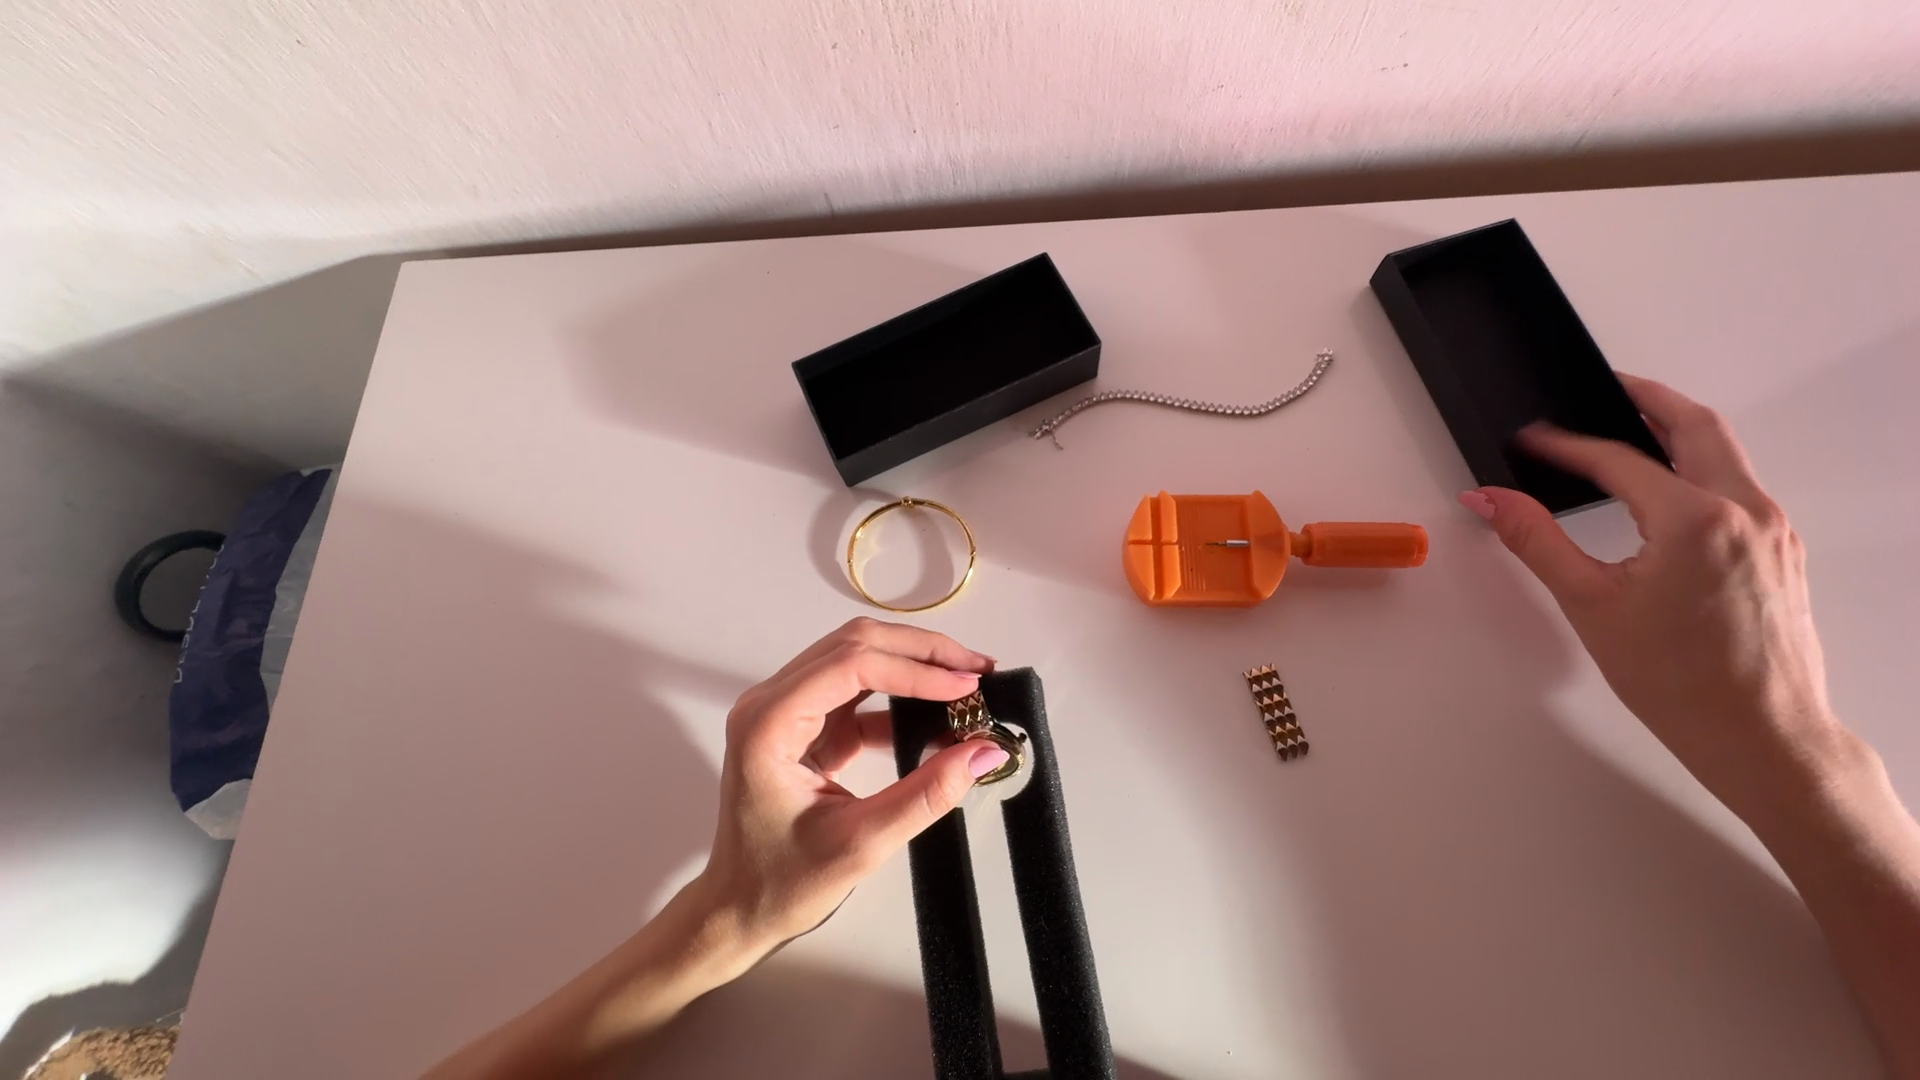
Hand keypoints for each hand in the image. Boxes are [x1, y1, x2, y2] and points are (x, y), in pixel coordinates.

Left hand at [696, 617, 1007, 956]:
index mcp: (769, 723)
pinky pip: (860, 691)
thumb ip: (927, 793)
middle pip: (854, 644)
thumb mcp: (862, 843)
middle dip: (921, 651)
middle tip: (976, 669)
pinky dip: (903, 694)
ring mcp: (790, 708)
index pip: (851, 666)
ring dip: (914, 663)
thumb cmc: (782, 882)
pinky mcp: (809, 723)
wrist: (739, 908)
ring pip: (859, 657)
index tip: (967, 686)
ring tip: (965, 678)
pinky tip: (939, 712)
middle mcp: (773, 702)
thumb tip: (984, 751)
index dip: (915, 670)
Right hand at [1457, 375, 1842, 819]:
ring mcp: (1774, 530)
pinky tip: (1667, 481)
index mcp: (1697, 519)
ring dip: (1678, 429)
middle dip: (1647, 399)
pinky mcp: (1781, 551)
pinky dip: (1700, 463)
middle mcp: (1747, 512)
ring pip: (1726, 452)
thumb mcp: (1588, 600)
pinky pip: (1739, 484)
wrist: (1759, 732)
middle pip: (1698, 427)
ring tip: (1631, 424)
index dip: (1563, 444)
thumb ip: (1534, 538)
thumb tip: (1489, 499)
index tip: (1529, 439)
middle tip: (1604, 386)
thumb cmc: (1675, 675)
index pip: (1618, 459)